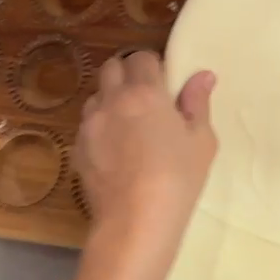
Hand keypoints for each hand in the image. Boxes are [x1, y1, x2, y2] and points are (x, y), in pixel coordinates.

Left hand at [74, 52, 216, 264]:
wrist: (135, 222)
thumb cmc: (177, 178)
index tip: (165, 84)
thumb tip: (203, 76)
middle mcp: (111, 101)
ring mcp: (89, 125)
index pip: (141, 57)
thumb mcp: (201, 141)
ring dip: (111, 99)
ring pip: (96, 96)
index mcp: (144, 92)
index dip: (154, 66)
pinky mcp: (76, 149)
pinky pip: (87, 125)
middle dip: (127, 74)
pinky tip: (116, 151)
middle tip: (147, 98)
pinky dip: (100, 127)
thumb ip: (197, 103)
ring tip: (129, 124)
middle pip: (111, 67)